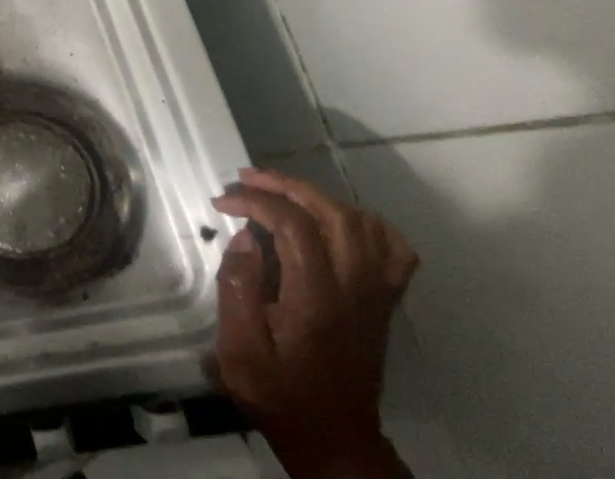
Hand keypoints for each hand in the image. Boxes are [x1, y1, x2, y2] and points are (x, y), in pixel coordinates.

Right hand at [212, 168, 419, 476]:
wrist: (331, 434)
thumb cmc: (277, 392)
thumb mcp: (238, 348)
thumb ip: (238, 288)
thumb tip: (244, 239)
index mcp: (316, 299)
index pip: (294, 226)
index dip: (255, 202)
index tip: (221, 201)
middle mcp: (354, 289)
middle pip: (333, 214)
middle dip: (286, 186)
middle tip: (244, 180)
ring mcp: (376, 294)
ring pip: (364, 224)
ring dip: (320, 197)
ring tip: (279, 192)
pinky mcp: (383, 301)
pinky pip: (392, 249)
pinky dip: (366, 223)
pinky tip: (336, 220)